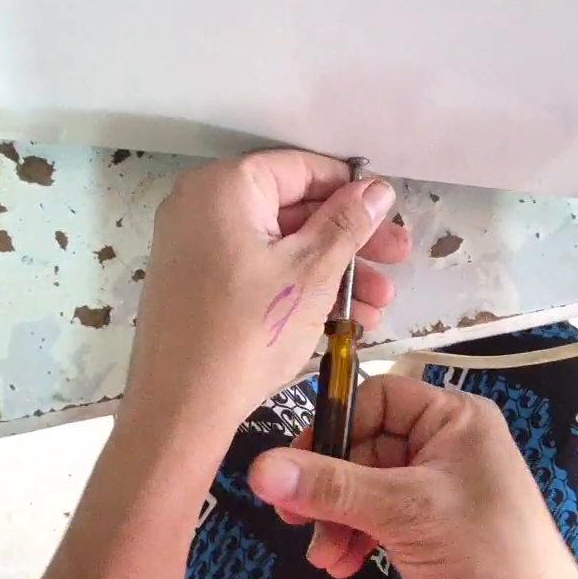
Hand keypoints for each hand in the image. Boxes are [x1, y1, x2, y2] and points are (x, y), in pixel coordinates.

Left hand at [123, 150, 411, 434]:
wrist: (180, 408)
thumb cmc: (246, 333)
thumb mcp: (309, 274)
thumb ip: (347, 224)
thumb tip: (377, 188)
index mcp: (224, 188)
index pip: (301, 169)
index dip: (351, 191)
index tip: (389, 217)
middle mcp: (201, 206)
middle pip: (291, 209)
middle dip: (349, 240)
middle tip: (397, 261)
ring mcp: (194, 248)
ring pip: (277, 246)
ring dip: (331, 272)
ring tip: (378, 306)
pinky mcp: (195, 285)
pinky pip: (254, 271)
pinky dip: (294, 288)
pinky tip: (342, 319)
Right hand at [247, 375, 577, 578]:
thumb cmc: (483, 558)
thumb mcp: (402, 514)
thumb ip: (329, 487)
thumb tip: (258, 469)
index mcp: (453, 419)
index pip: (375, 398)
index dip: (334, 429)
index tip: (296, 468)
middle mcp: (444, 442)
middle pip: (363, 445)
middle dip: (330, 487)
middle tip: (293, 519)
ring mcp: (435, 483)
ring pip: (363, 484)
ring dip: (337, 518)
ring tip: (323, 557)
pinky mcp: (428, 521)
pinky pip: (376, 513)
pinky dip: (354, 535)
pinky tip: (340, 565)